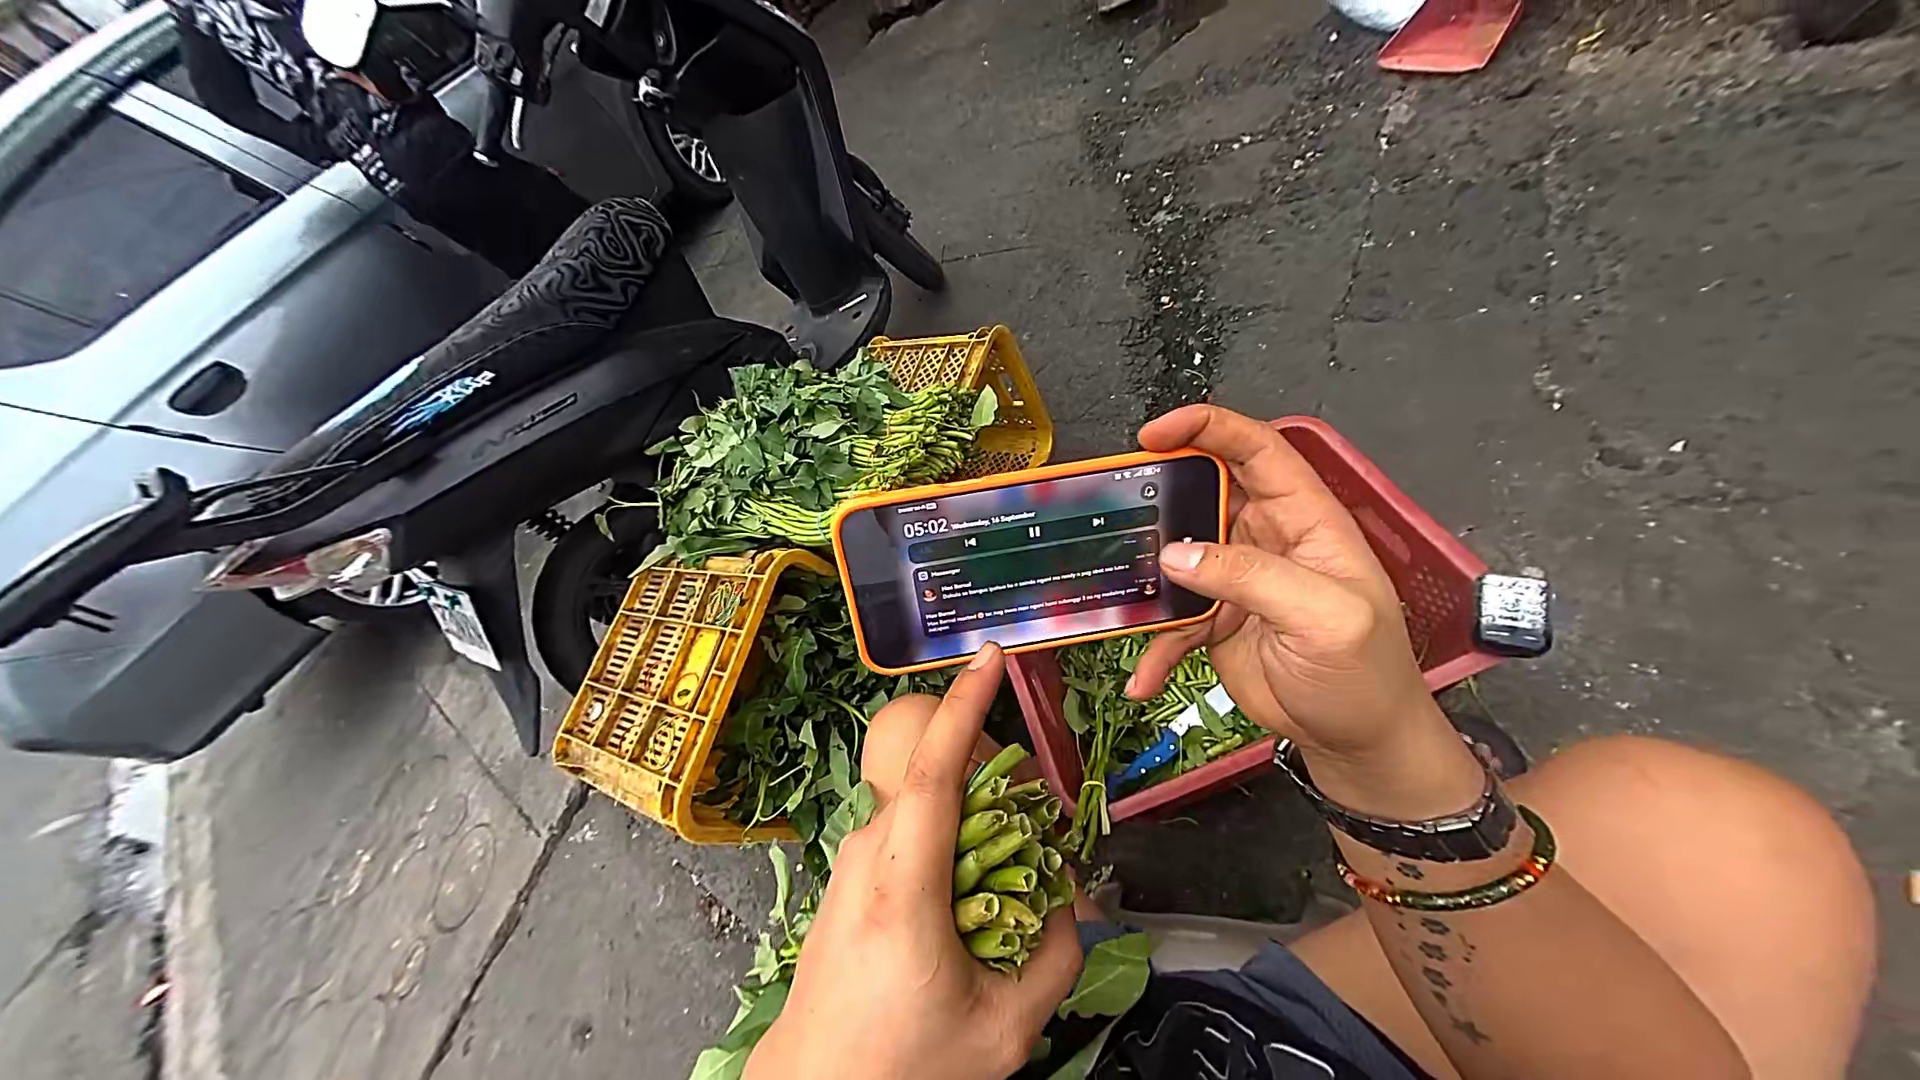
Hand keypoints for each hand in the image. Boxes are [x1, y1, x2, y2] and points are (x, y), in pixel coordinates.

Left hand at [745, 645, 1081, 1079]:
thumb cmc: (900, 1066)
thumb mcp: (1002, 1029)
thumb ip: (1055, 956)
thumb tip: (1069, 896)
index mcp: (904, 886)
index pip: (935, 770)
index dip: (965, 705)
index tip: (991, 657)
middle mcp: (871, 852)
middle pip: (941, 774)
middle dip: (996, 769)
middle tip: (1040, 813)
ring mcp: (856, 853)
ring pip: (928, 797)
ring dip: (975, 805)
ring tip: (1009, 858)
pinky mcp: (854, 863)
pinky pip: (912, 820)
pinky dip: (951, 826)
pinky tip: (970, 877)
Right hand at [1127, 406, 1482, 818]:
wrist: (1357, 740)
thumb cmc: (1364, 674)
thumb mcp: (1323, 618)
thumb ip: (1252, 577)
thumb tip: (1176, 553)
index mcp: (1303, 519)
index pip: (1256, 450)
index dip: (1206, 428)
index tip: (1154, 434)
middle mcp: (1263, 539)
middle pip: (1202, 493)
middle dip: (1158, 492)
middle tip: (1117, 503)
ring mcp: (1232, 580)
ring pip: (1175, 553)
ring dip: (1144, 568)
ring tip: (1114, 583)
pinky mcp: (1211, 618)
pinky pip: (1170, 620)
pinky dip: (1153, 646)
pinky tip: (1142, 678)